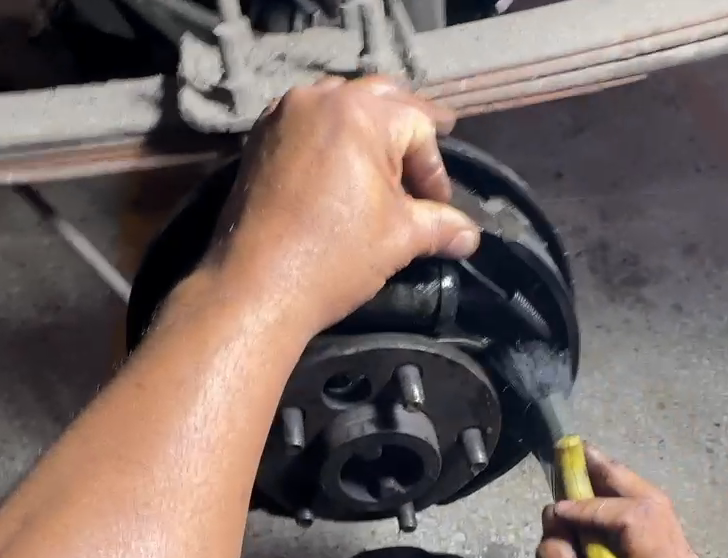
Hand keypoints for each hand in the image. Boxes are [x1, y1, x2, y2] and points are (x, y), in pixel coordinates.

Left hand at [205, 76, 481, 338]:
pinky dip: (331, 144)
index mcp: (360, 113)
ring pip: (340, 111)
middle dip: (406, 136)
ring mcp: (283, 117)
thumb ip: (440, 227)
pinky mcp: (260, 142)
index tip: (438, 210)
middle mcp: (319, 100)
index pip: (418, 125)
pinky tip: (341, 177)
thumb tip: (471, 236)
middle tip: (422, 169)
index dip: (436, 169)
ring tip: (384, 175)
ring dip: (368, 137)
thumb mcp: (399, 240)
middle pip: (380, 102)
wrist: (257, 288)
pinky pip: (308, 128)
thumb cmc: (333, 258)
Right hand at [536, 447, 711, 557]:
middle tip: (575, 455)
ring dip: (622, 487)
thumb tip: (555, 521)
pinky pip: (660, 526)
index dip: (593, 507)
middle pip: (654, 501)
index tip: (558, 510)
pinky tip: (604, 507)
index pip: (634, 520)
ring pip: (660, 508)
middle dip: (611, 475)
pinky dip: (630, 509)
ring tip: (586, 470)